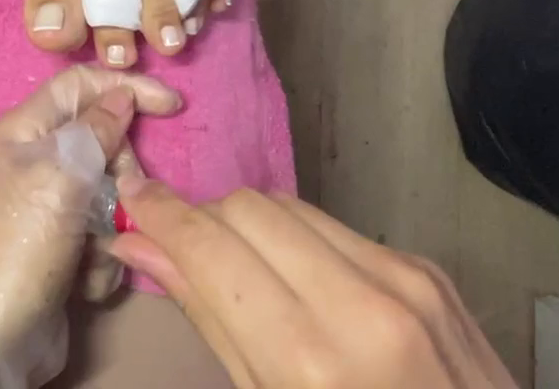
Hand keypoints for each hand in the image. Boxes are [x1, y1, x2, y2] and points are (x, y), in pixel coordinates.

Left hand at [0, 66, 181, 387]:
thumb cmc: (23, 241)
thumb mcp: (62, 173)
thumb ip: (97, 128)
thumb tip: (122, 96)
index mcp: (29, 127)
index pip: (83, 83)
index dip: (127, 86)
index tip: (174, 107)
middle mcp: (41, 157)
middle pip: (106, 140)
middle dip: (121, 175)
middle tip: (119, 200)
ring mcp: (54, 203)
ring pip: (112, 193)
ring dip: (112, 228)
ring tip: (90, 252)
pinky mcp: (67, 243)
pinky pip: (106, 234)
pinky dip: (102, 258)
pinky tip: (82, 280)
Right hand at [109, 183, 517, 388]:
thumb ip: (207, 317)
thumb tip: (139, 243)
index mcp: (311, 362)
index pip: (210, 246)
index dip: (161, 213)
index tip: (131, 196)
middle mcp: (359, 303)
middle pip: (246, 207)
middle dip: (205, 218)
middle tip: (186, 249)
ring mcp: (403, 278)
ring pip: (287, 204)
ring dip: (248, 224)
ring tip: (243, 265)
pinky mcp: (426, 267)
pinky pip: (333, 224)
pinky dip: (297, 239)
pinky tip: (301, 278)